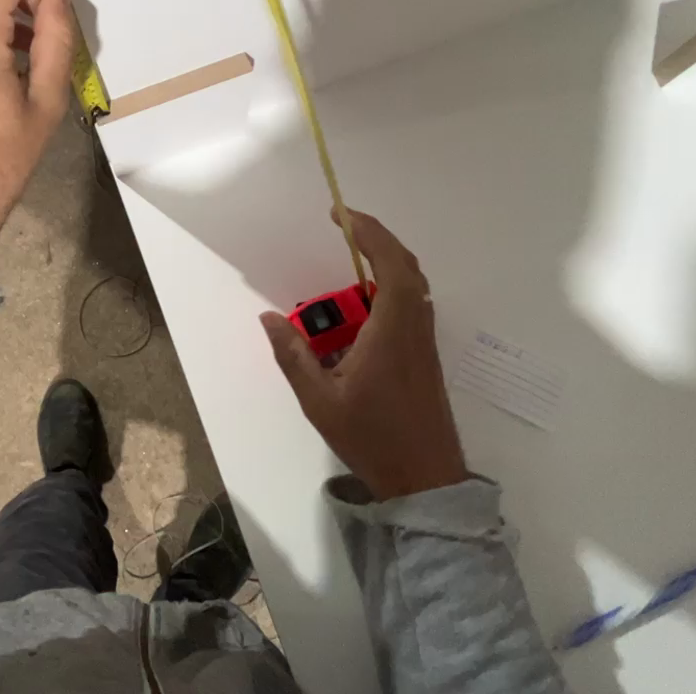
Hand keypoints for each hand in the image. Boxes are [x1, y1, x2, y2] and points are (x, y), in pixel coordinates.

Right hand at [262, 208, 467, 499]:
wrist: (426, 481)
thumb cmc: (373, 438)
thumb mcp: (319, 400)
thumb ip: (293, 356)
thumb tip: (269, 318)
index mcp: (391, 333)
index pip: (391, 267)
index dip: (370, 233)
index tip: (340, 214)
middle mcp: (414, 330)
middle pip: (408, 268)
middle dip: (377, 238)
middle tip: (343, 225)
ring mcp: (423, 343)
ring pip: (413, 286)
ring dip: (384, 263)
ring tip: (350, 258)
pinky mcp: (424, 356)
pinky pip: (411, 305)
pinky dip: (389, 287)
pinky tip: (361, 305)